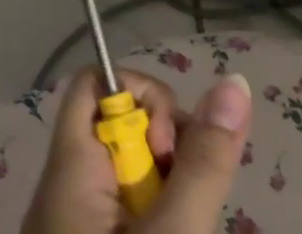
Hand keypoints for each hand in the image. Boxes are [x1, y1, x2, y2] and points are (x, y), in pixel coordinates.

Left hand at [23, 69, 252, 233]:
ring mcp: (75, 221)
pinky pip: (129, 205)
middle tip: (189, 193)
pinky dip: (161, 210)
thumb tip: (236, 81)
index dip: (140, 94)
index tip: (170, 142)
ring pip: (133, 168)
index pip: (93, 84)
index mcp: (68, 171)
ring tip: (187, 221)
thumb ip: (203, 163)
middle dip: (169, 144)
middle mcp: (65, 188)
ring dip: (171, 182)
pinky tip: (178, 228)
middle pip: (122, 124)